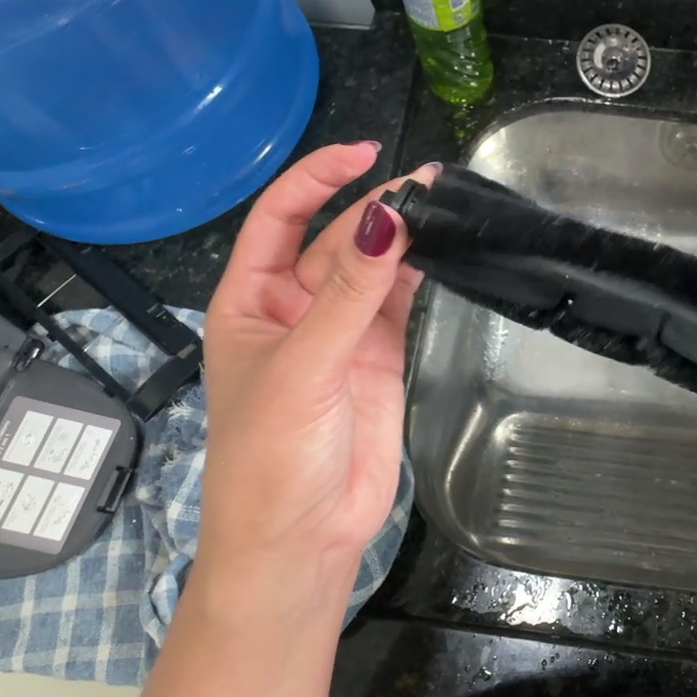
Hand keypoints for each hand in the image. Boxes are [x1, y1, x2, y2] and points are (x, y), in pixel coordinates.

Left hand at [147, 143, 431, 696]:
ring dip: (404, 235)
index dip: (315, 179)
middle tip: (429, 183)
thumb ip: (350, 292)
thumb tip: (387, 216)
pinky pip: (399, 298)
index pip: (279, 218)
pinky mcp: (379, 352)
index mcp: (250, 300)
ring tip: (446, 204)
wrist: (301, 542)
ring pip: (373, 265)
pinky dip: (421, 271)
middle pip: (335, 238)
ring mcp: (340, 329)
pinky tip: (444, 248)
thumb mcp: (304, 367)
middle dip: (375, 208)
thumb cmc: (271, 456)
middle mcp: (294, 306)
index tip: (362, 154)